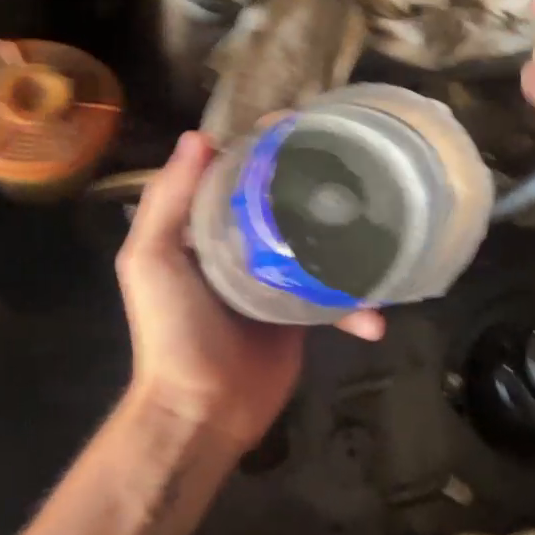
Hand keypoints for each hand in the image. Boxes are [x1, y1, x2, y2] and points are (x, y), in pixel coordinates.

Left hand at [116, 132, 384, 445]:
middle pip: (288, 201)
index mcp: (209, 230)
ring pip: (323, 245)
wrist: (199, 411)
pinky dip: (358, 309)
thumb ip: (168, 202)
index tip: (304, 123)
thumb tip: (198, 136)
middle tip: (359, 164)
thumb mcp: (150, 261)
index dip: (268, 146)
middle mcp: (246, 247)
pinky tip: (375, 318)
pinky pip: (338, 299)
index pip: (240, 173)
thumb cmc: (171, 332)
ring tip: (383, 229)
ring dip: (352, 241)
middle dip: (321, 182)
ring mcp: (280, 280)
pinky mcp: (305, 314)